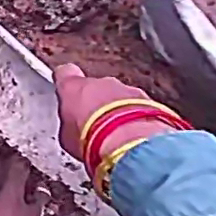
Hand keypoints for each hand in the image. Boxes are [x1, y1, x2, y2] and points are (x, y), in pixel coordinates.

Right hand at [53, 64, 176, 162]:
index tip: (66, 90)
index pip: (65, 73)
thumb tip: (71, 130)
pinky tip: (133, 138)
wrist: (128, 142)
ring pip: (120, 97)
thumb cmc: (91, 136)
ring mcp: (128, 90)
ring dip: (118, 112)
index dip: (66, 81)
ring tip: (115, 135)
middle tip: (94, 125)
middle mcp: (101, 83)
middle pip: (96, 87)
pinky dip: (136, 119)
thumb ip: (69, 124)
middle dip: (96, 102)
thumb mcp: (66, 136)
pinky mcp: (150, 101)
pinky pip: (140, 108)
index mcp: (73, 87)